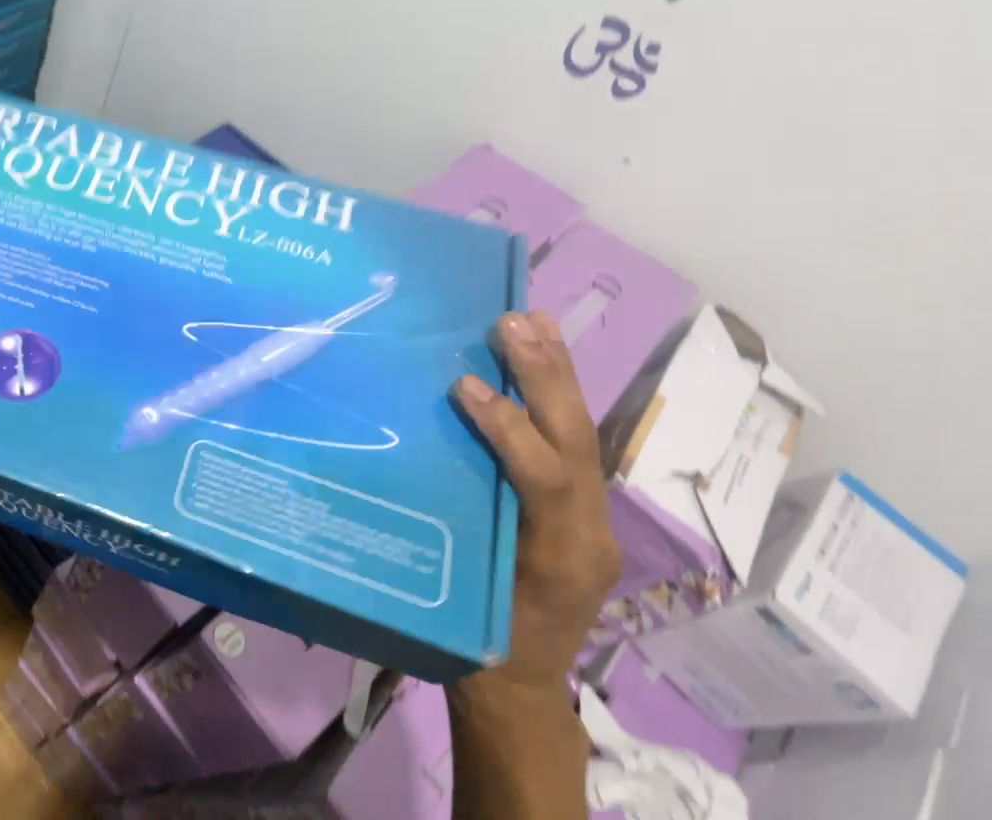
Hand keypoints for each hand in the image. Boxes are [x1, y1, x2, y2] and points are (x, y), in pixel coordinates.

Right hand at [453, 310, 620, 694]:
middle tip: (516, 324)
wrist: (518, 689)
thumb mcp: (459, 596)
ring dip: (559, 377)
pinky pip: (570, 449)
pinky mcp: (580, 516)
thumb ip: (453, 531)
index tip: (468, 386)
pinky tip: (539, 363)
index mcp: (561, 557)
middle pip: (579, 445)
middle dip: (550, 381)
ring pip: (583, 440)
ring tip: (535, 322)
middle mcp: (589, 532)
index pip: (548, 482)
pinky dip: (555, 400)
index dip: (513, 432)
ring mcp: (591, 523)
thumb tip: (419, 462)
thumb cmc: (476, 646)